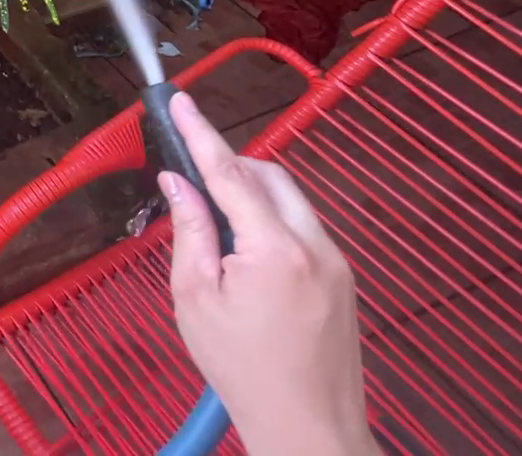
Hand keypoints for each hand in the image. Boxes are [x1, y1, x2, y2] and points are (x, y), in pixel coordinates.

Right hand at [159, 92, 378, 455]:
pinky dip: (266, 216)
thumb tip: (178, 181)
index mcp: (275, 250)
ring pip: (289, 200)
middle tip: (187, 174)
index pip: (231, 175)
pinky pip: (300, 226)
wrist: (310, 429)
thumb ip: (189, 230)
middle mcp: (316, 248)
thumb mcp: (194, 294)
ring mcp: (337, 265)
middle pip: (270, 178)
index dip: (201, 133)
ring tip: (209, 215)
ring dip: (248, 190)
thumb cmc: (238, 363)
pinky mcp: (343, 282)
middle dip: (228, 161)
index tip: (178, 98)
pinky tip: (239, 245)